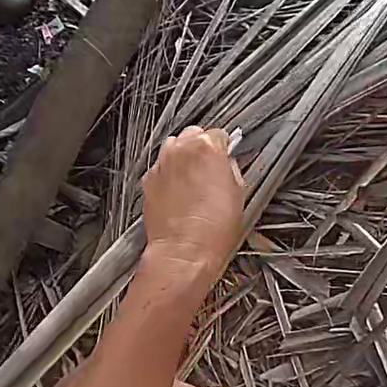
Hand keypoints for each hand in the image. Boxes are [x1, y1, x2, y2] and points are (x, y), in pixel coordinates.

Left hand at [141, 127, 245, 292]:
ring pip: (173, 149)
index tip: (226, 157)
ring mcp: (162, 165)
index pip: (218, 134)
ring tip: (194, 182)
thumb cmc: (212, 229)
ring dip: (183, 159)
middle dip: (201, 149)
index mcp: (207, 147)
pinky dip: (169, 176)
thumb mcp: (238, 193)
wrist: (184, 252)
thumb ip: (230, 169)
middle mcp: (180, 150)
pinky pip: (161, 169)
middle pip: (192, 136)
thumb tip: (226, 165)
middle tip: (210, 170)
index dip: (224, 147)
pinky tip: (179, 195)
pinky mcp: (149, 181)